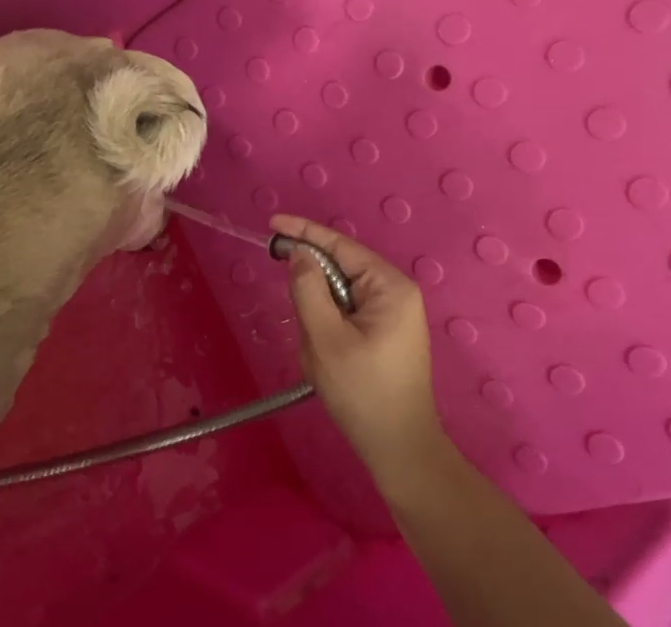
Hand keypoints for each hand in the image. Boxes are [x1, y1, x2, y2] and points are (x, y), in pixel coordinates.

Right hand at [271, 216, 443, 479]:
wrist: (398, 447)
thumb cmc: (363, 392)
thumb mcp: (326, 339)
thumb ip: (309, 290)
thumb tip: (299, 255)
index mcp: (390, 286)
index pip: (340, 245)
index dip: (304, 232)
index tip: (271, 224)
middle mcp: (396, 291)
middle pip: (340, 270)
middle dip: (313, 295)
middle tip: (304, 331)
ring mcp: (394, 313)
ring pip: (339, 296)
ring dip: (319, 320)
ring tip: (321, 359)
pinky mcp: (386, 331)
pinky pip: (347, 315)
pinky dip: (328, 329)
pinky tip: (327, 359)